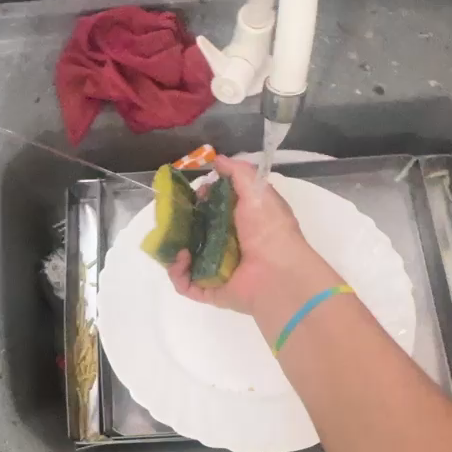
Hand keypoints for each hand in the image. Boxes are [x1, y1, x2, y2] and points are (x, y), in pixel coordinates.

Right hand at [166, 155, 342, 335]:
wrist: (277, 272)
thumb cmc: (269, 228)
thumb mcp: (257, 190)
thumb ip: (237, 173)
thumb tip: (217, 160)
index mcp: (242, 224)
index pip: (215, 210)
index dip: (202, 200)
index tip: (196, 193)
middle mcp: (229, 247)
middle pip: (197, 233)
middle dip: (182, 223)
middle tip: (174, 214)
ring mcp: (218, 271)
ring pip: (186, 259)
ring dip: (175, 247)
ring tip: (174, 237)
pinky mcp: (209, 291)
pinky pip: (185, 284)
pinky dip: (177, 272)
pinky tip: (182, 257)